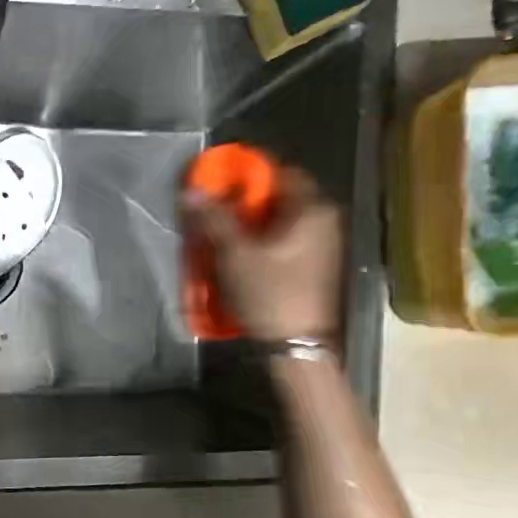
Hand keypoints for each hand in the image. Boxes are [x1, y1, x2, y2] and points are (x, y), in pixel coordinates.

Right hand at [184, 165, 343, 341]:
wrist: (296, 345)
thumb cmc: (268, 292)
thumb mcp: (234, 254)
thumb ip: (214, 218)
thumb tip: (191, 190)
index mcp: (312, 209)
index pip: (281, 172)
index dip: (249, 176)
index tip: (222, 187)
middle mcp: (326, 221)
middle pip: (282, 198)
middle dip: (248, 203)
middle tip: (219, 213)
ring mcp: (325, 246)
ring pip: (284, 222)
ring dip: (255, 225)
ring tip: (226, 236)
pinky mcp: (318, 267)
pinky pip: (289, 241)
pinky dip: (266, 242)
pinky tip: (245, 257)